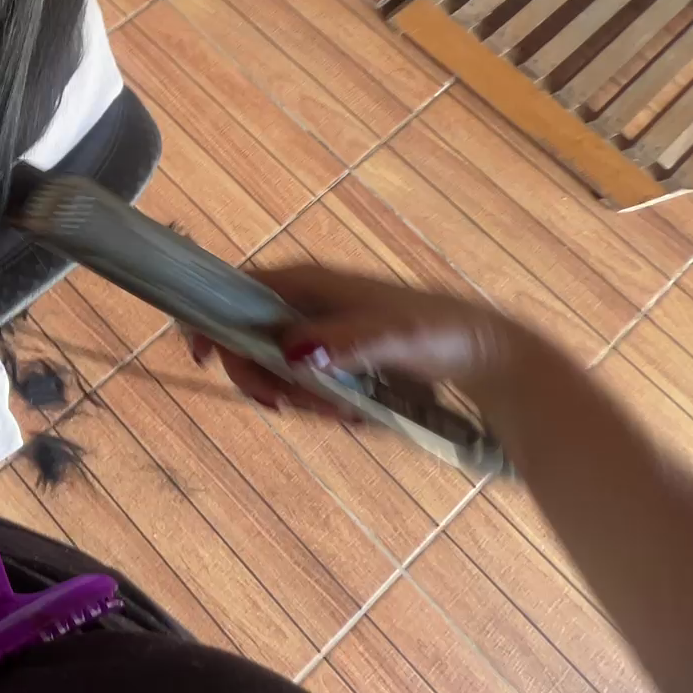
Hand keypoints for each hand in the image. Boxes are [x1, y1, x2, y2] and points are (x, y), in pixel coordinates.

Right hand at [190, 265, 540, 417]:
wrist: (489, 356)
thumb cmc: (440, 333)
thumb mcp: (393, 336)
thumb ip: (342, 343)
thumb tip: (291, 354)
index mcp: (302, 281)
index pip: (230, 291)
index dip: (208, 319)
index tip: (203, 357)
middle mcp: (297, 300)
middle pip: (242, 335)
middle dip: (257, 373)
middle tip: (283, 404)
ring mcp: (310, 327)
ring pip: (268, 361)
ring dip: (290, 393)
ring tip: (336, 412)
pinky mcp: (326, 352)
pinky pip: (294, 377)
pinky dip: (310, 398)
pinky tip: (345, 410)